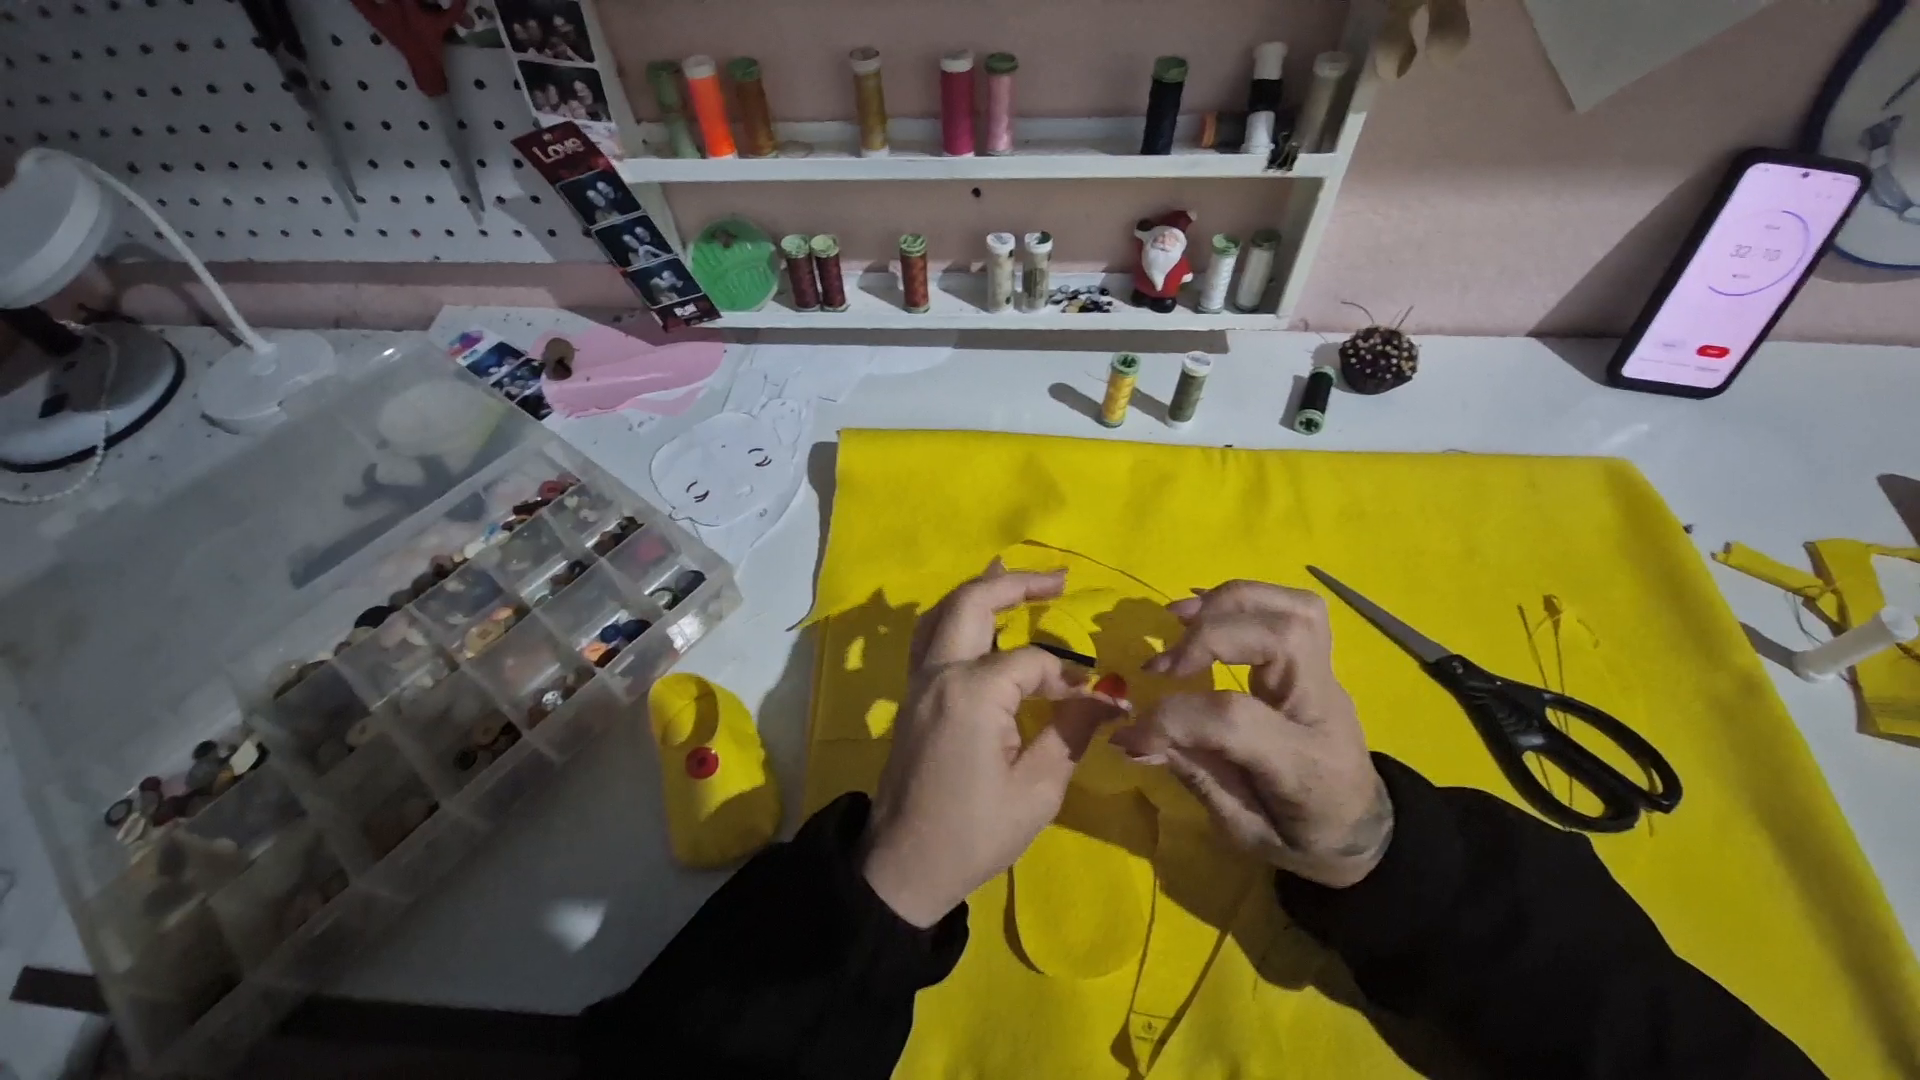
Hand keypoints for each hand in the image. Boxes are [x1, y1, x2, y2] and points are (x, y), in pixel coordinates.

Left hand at [862, 562, 1121, 927]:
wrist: (904, 866)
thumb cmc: (974, 832)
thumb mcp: (1038, 789)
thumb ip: (1072, 731)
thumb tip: (1108, 697)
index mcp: (972, 692)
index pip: (1033, 662)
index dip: (1070, 679)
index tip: (1098, 703)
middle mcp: (939, 673)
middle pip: (973, 603)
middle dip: (1016, 583)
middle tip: (1059, 579)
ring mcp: (918, 683)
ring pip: (943, 614)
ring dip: (980, 593)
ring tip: (1013, 578)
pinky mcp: (911, 698)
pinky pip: (932, 638)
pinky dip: (957, 618)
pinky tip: (979, 623)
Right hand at [1110, 581, 1392, 887]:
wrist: (1363, 828)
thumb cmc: (1302, 837)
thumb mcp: (1245, 831)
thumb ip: (1194, 777)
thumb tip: (1132, 739)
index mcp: (1305, 764)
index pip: (1235, 718)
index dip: (1172, 718)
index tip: (1130, 732)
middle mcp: (1323, 708)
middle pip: (1282, 638)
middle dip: (1209, 637)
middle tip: (1160, 667)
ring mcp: (1326, 678)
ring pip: (1295, 610)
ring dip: (1229, 603)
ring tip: (1178, 620)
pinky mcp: (1318, 661)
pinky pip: (1293, 609)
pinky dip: (1243, 599)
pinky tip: (1202, 612)